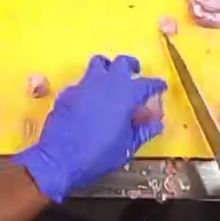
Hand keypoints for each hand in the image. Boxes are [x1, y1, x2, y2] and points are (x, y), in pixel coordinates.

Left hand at [13, 54, 166, 201]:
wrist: (60, 158)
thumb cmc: (99, 154)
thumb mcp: (127, 146)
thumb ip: (143, 131)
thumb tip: (156, 124)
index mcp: (127, 94)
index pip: (148, 83)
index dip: (156, 85)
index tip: (160, 88)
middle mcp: (107, 82)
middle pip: (122, 62)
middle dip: (131, 66)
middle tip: (134, 74)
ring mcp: (85, 84)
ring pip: (99, 63)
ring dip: (107, 68)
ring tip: (110, 80)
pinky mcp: (68, 92)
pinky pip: (82, 82)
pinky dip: (90, 86)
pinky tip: (89, 100)